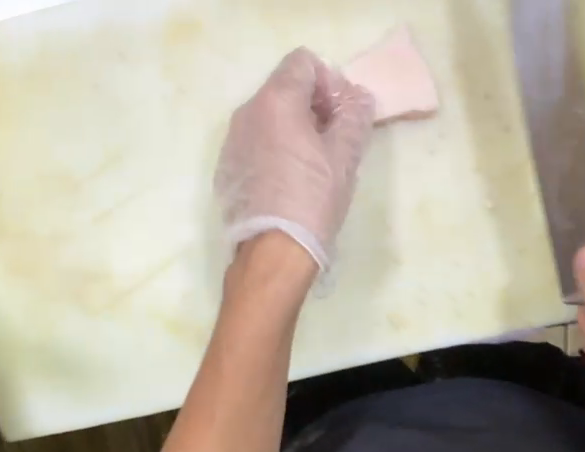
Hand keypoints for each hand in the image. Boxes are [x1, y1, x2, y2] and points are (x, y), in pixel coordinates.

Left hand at [215, 49, 375, 272]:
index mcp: (276, 101)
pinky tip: (286, 189)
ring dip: (290, 133)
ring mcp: (231, 144)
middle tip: (330, 143)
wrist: (273, 256)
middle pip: (283, 90)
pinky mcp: (226, 173)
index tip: (340, 116)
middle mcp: (247, 113)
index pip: (303, 62)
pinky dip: (271, 156)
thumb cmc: (312, 203)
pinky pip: (253, 149)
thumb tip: (358, 99)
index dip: (328, 82)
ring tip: (309, 169)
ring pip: (266, 121)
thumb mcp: (344, 159)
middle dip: (310, 108)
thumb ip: (354, 118)